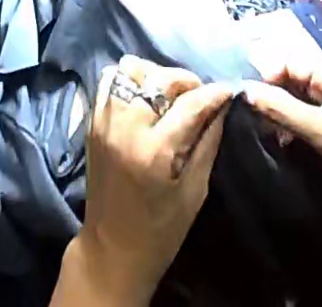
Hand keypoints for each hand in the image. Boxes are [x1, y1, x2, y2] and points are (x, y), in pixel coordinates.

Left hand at [61, 56, 234, 304]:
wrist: (110, 252)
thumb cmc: (160, 230)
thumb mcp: (195, 191)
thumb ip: (208, 142)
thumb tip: (224, 106)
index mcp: (154, 151)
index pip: (190, 103)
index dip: (214, 93)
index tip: (228, 91)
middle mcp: (125, 128)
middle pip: (159, 78)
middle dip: (185, 81)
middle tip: (196, 97)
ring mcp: (104, 122)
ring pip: (130, 70)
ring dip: (154, 76)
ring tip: (167, 95)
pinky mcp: (92, 123)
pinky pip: (109, 81)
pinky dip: (129, 81)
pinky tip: (143, 98)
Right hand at [240, 55, 321, 224]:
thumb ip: (280, 108)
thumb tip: (245, 89)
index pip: (293, 62)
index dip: (268, 77)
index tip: (243, 98)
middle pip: (297, 80)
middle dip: (274, 96)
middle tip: (248, 118)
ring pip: (303, 102)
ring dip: (283, 115)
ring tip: (263, 132)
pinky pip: (313, 120)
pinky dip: (296, 128)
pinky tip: (282, 141)